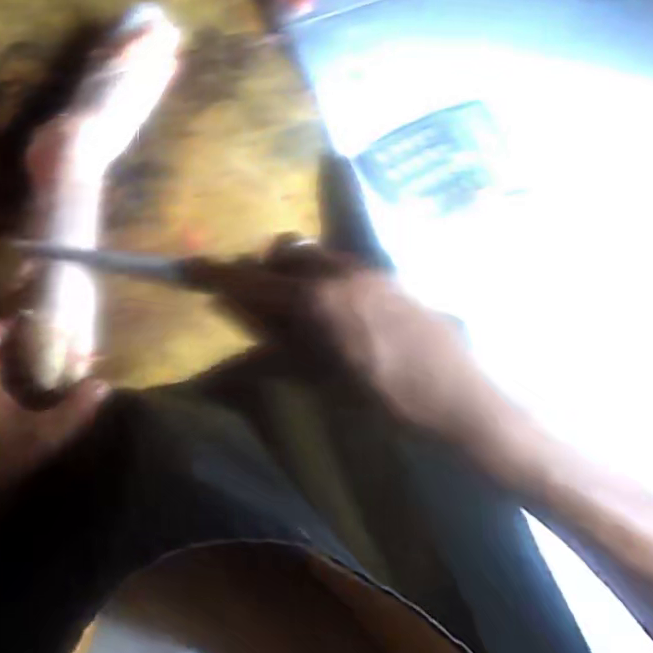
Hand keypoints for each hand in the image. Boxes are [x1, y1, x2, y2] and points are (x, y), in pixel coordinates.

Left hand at [0, 320, 109, 522]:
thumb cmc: (1, 467)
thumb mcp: (43, 437)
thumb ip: (73, 409)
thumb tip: (101, 384)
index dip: (6, 322)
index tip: (33, 318)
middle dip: (15, 344)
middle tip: (46, 340)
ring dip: (14, 367)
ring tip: (46, 364)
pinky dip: (11, 388)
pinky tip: (34, 399)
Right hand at [187, 235, 508, 448]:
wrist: (465, 402)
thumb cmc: (383, 397)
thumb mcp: (317, 374)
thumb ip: (271, 337)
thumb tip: (235, 310)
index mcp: (314, 299)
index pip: (251, 279)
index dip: (216, 273)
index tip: (188, 266)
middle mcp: (338, 272)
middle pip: (284, 249)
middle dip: (266, 266)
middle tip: (264, 297)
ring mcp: (367, 270)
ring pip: (315, 252)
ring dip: (297, 269)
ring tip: (304, 305)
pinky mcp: (390, 276)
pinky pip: (342, 264)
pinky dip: (325, 277)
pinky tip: (341, 313)